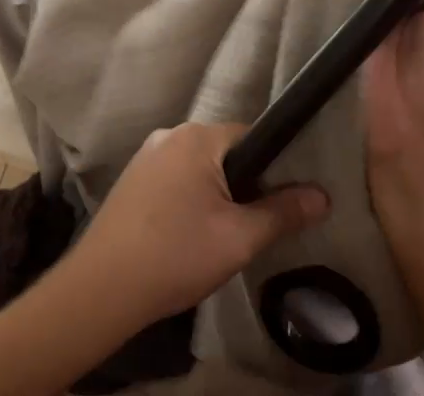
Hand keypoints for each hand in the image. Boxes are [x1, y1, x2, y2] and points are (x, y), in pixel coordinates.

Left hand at [63, 122, 330, 326]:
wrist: (101, 289)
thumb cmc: (176, 254)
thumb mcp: (240, 237)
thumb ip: (283, 213)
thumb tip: (323, 196)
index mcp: (197, 137)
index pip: (253, 136)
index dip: (274, 167)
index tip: (284, 201)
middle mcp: (169, 134)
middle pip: (225, 153)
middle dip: (244, 184)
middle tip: (255, 225)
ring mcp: (145, 157)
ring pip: (199, 169)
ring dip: (216, 195)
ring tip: (223, 235)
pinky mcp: (131, 182)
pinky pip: (175, 181)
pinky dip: (189, 201)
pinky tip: (189, 236)